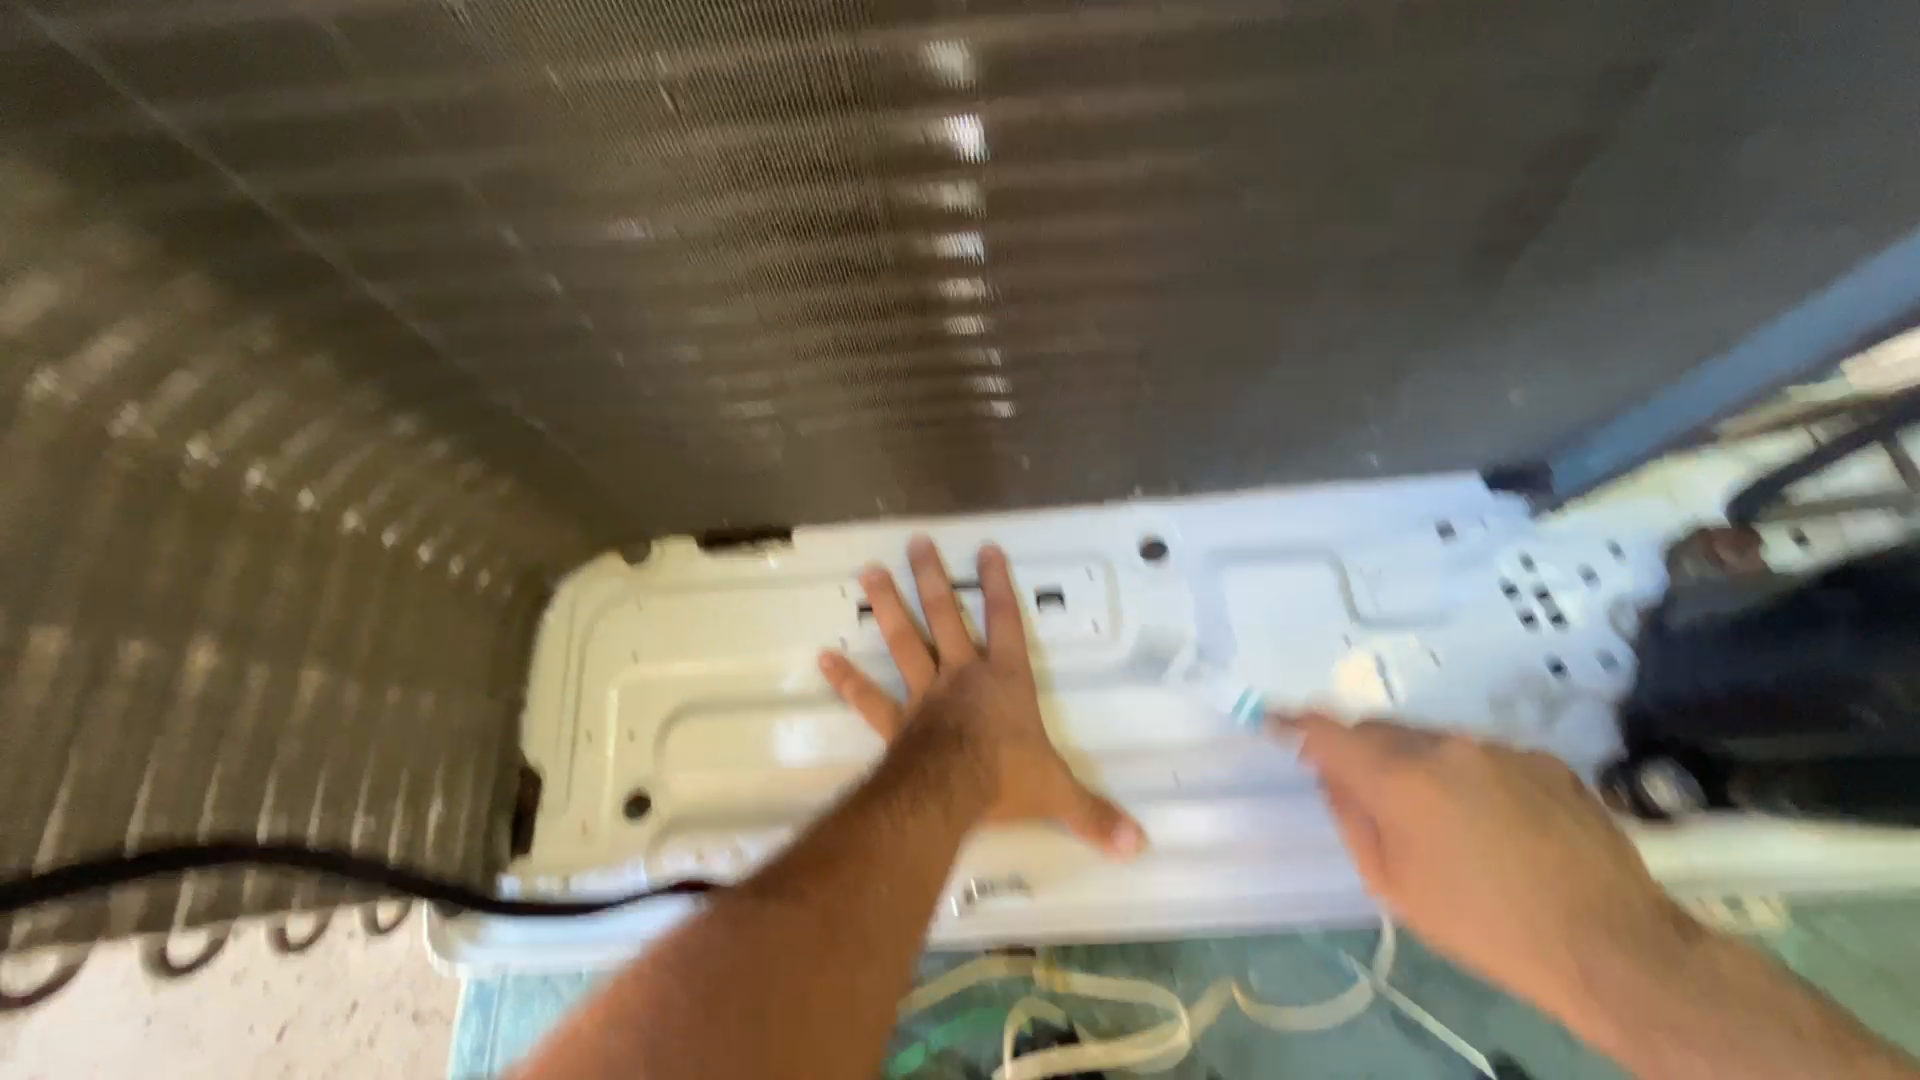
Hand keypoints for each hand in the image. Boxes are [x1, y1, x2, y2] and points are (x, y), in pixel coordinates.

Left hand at [818, 535, 1145, 857]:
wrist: (952, 791)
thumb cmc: (1008, 779)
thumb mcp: (1059, 794)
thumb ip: (1095, 814)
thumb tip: (1138, 845)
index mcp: (1006, 680)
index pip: (1007, 622)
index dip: (999, 585)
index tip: (987, 548)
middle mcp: (963, 676)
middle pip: (945, 617)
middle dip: (931, 579)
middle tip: (915, 542)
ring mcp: (925, 694)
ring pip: (904, 641)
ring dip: (887, 607)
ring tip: (868, 572)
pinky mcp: (896, 721)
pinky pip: (869, 697)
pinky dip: (846, 678)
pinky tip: (823, 657)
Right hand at [1277, 712, 1700, 1016]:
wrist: (1613, 947)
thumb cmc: (1485, 927)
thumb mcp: (1394, 885)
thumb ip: (1352, 819)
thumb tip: (1333, 777)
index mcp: (1400, 778)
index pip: (1328, 731)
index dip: (1295, 722)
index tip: (1274, 719)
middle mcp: (1446, 746)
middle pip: (1382, 729)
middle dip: (1362, 750)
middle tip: (1364, 790)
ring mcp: (1500, 749)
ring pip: (1433, 740)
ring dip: (1417, 763)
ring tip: (1439, 818)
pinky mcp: (1544, 760)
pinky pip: (1481, 755)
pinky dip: (1466, 775)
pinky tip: (1492, 822)